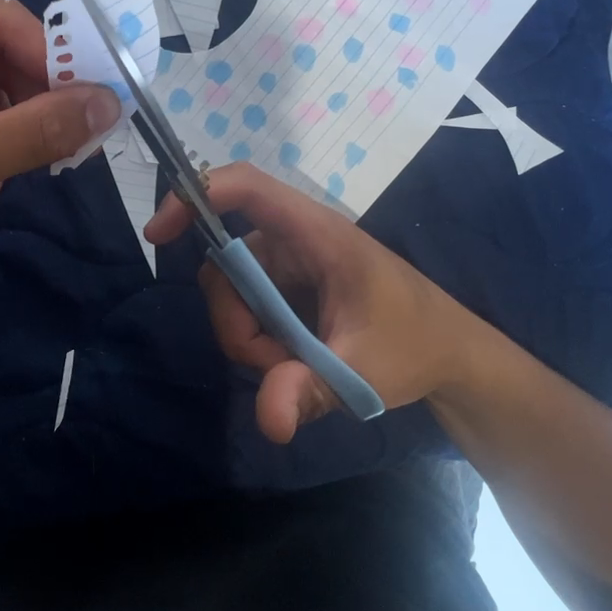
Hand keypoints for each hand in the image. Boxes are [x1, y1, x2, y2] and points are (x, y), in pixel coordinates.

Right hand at [143, 163, 484, 442]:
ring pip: (232, 289)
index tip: (158, 233)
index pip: (246, 188)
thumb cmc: (416, 346)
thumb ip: (313, 389)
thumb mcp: (366, 372)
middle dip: (234, 320)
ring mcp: (289, 264)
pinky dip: (256, 339)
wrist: (453, 356)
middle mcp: (295, 240)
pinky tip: (290, 362)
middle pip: (227, 261)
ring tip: (292, 370)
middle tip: (272, 367)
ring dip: (247, 337)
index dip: (196, 195)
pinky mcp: (288, 286)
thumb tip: (267, 422)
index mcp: (317, 234)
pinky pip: (247, 305)